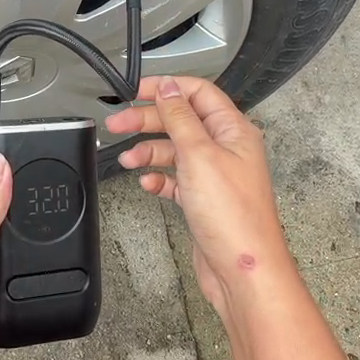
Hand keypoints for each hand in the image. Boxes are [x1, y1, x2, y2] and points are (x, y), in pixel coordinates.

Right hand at [105, 76, 288, 316]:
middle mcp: (226, 149)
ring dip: (149, 152)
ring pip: (175, 151)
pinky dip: (159, 179)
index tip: (135, 92)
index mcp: (233, 130)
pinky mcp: (204, 200)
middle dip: (147, 120)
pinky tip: (148, 184)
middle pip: (181, 121)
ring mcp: (215, 175)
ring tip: (128, 160)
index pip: (198, 93)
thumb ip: (180, 118)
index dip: (166, 89)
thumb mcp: (199, 155)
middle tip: (117, 123)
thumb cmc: (233, 216)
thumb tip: (169, 88)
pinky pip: (175, 180)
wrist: (243, 271)